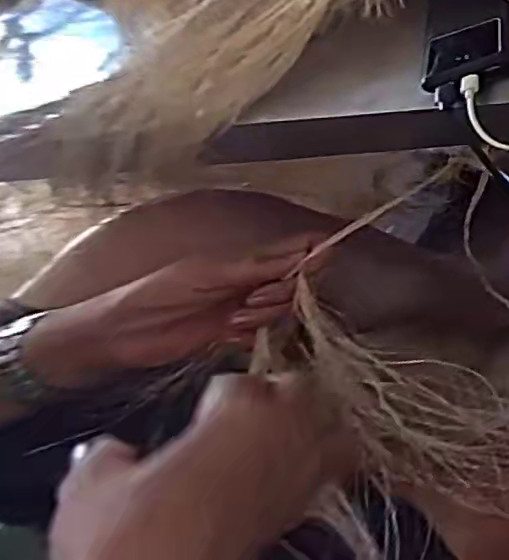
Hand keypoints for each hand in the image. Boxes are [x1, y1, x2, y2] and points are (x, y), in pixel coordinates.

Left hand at [27, 235, 327, 388]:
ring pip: (289, 307)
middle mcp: (263, 279)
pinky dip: (253, 334)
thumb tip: (317, 249)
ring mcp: (253, 306)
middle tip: (253, 298)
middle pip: (305, 279)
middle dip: (286, 290)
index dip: (321, 252)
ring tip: (233, 318)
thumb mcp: (211, 272)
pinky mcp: (243, 331)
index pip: (308, 246)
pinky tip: (227, 334)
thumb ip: (264, 263)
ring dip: (266, 314)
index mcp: (259, 258)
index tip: (316, 265)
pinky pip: (270, 331)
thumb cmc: (157, 294)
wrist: (113, 338)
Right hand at [52, 372, 350, 559]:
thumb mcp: (93, 491)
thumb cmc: (129, 533)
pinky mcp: (320, 478)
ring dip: (308, 413)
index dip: (215, 395)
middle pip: (295, 382)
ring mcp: (310, 444)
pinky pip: (343, 447)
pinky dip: (331, 446)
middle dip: (274, 391)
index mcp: (241, 405)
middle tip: (248, 411)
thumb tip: (106, 448)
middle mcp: (288, 414)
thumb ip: (103, 457)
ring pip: (327, 408)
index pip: (235, 380)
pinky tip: (312, 453)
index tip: (206, 406)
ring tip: (282, 427)